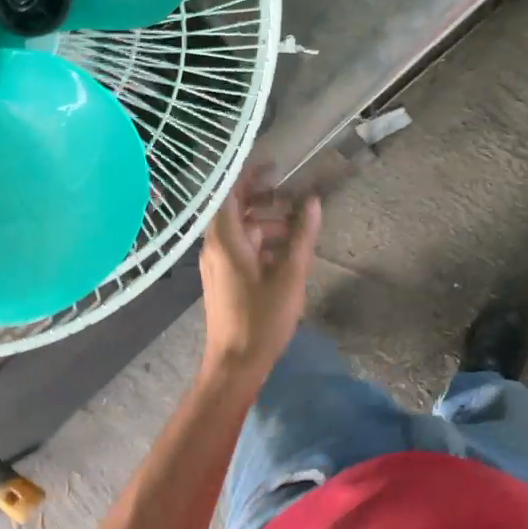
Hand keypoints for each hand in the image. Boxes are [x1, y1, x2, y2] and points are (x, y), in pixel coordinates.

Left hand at [199, 170, 321, 376]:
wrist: (235, 364)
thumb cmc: (261, 319)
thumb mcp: (290, 276)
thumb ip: (301, 236)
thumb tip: (312, 201)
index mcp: (225, 240)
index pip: (230, 193)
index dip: (249, 174)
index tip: (273, 164)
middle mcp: (215, 247)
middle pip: (236, 210)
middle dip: (264, 199)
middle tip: (293, 194)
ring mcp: (217, 265)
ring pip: (241, 232)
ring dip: (267, 223)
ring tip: (298, 226)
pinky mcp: (224, 281)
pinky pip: (241, 250)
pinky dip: (262, 243)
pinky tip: (286, 254)